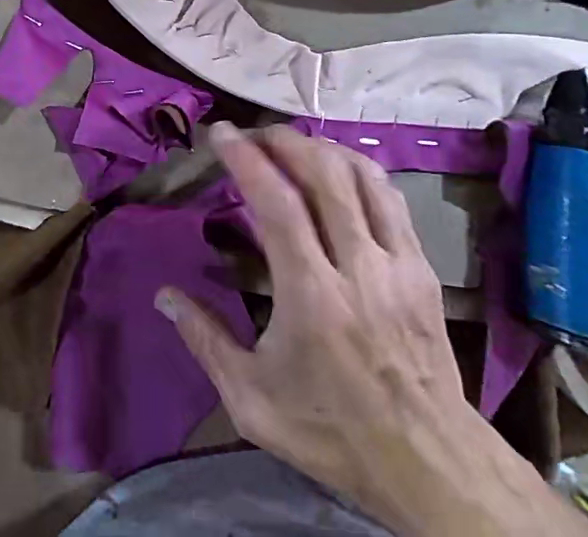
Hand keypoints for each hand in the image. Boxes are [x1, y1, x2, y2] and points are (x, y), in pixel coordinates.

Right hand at [158, 124, 587, 536]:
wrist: (423, 456)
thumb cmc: (330, 430)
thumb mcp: (252, 400)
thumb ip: (206, 340)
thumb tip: (165, 295)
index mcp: (311, 296)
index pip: (277, 205)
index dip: (247, 159)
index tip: (223, 133)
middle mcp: (357, 265)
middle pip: (325, 175)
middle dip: (285, 140)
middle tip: (256, 132)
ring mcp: (397, 261)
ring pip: (364, 177)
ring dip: (325, 148)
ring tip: (295, 143)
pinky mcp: (422, 266)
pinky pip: (392, 198)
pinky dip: (361, 171)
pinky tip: (342, 170)